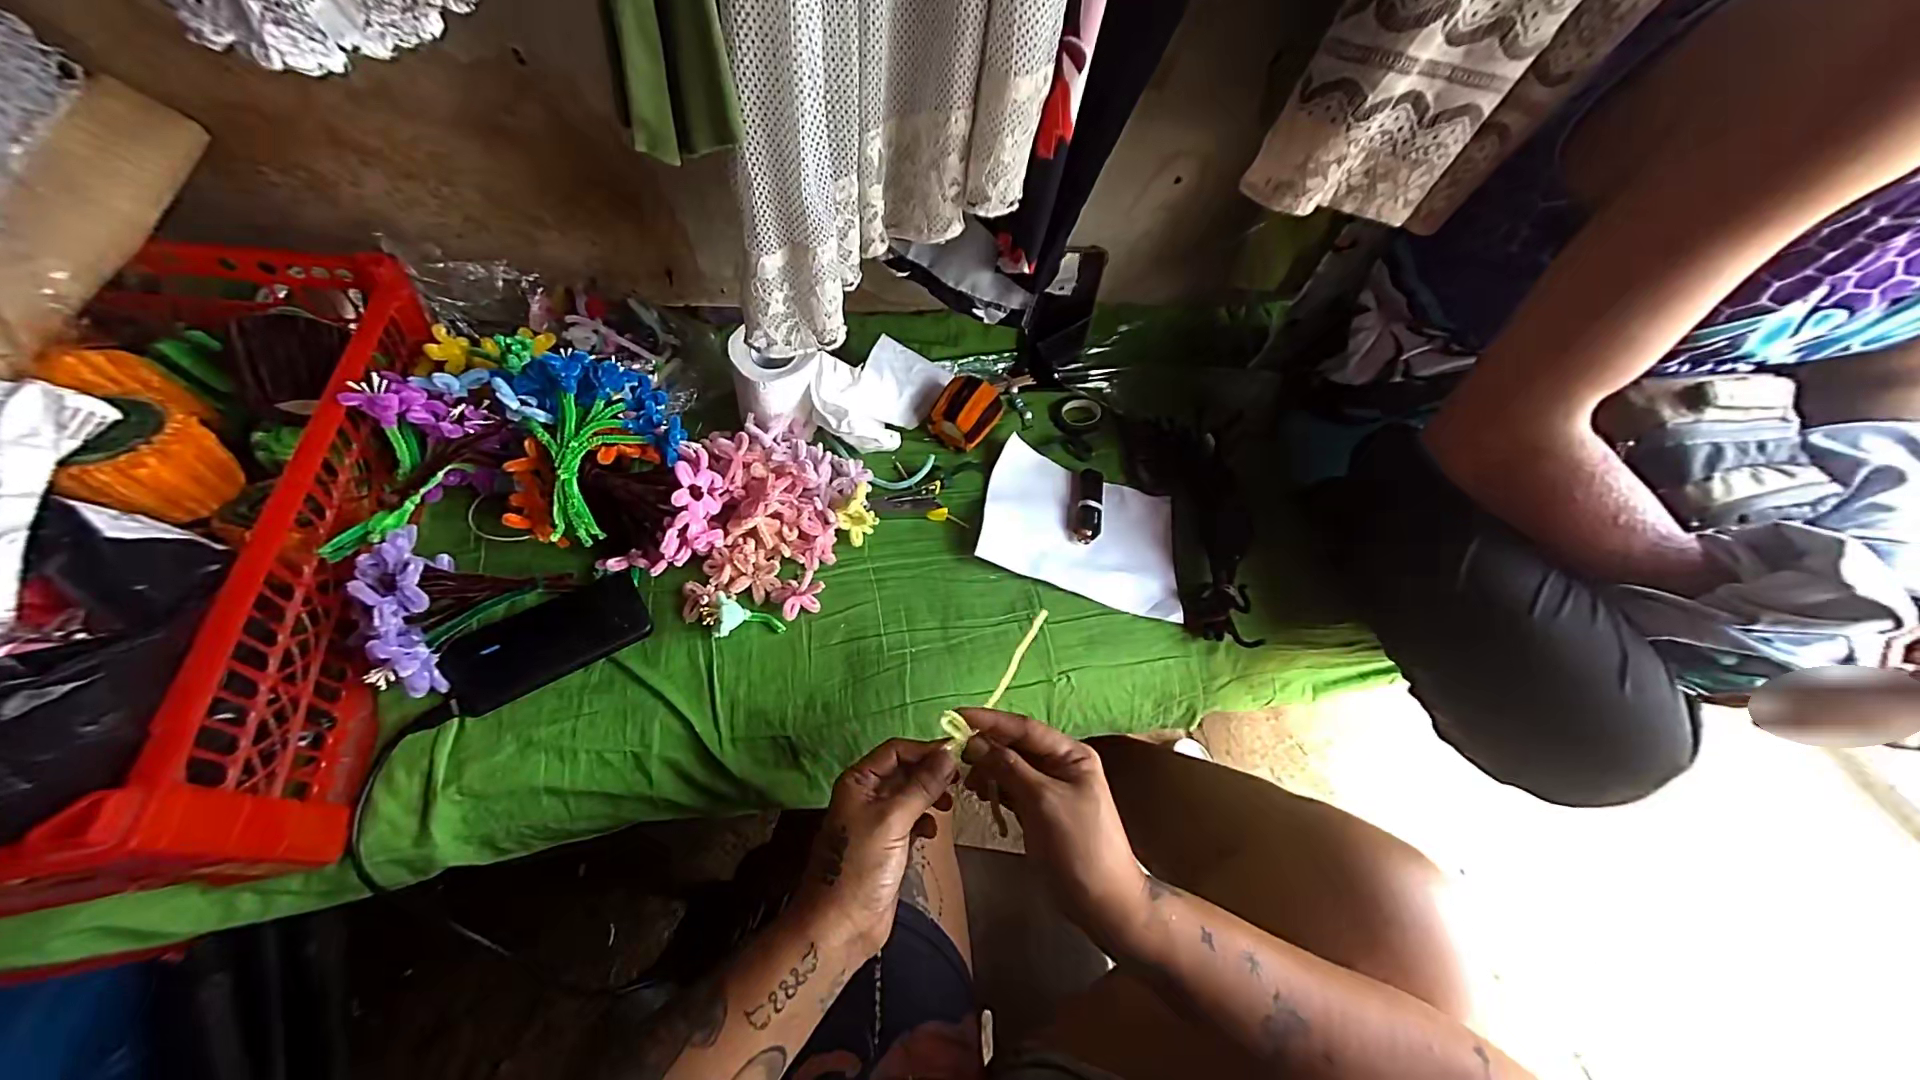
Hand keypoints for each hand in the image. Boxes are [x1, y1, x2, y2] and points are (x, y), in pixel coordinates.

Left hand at [793, 738, 957, 954]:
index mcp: (859, 781)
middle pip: (904, 770)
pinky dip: (925, 820)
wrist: (841, 926)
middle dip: (930, 773)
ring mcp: (877, 819)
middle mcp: (866, 794)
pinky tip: (932, 831)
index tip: (956, 755)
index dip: (925, 750)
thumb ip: (922, 786)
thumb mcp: (893, 820)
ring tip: (948, 806)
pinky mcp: (887, 842)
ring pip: (910, 794)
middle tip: (957, 781)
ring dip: (930, 796)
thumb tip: (949, 753)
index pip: (896, 751)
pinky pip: (911, 819)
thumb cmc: (860, 866)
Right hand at [958, 708, 1148, 951]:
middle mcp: (1060, 765)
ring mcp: (1049, 789)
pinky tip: (980, 793)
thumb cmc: (1079, 846)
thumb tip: (976, 742)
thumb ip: (1009, 768)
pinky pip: (1011, 789)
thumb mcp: (1043, 801)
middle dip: (987, 747)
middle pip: (1016, 746)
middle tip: (956, 755)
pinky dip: (995, 789)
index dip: (991, 721)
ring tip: (967, 780)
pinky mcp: (1039, 811)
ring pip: (1010, 767)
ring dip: (988, 769)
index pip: (1025, 728)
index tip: (957, 716)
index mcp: (1071, 754)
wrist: (1103, 903)